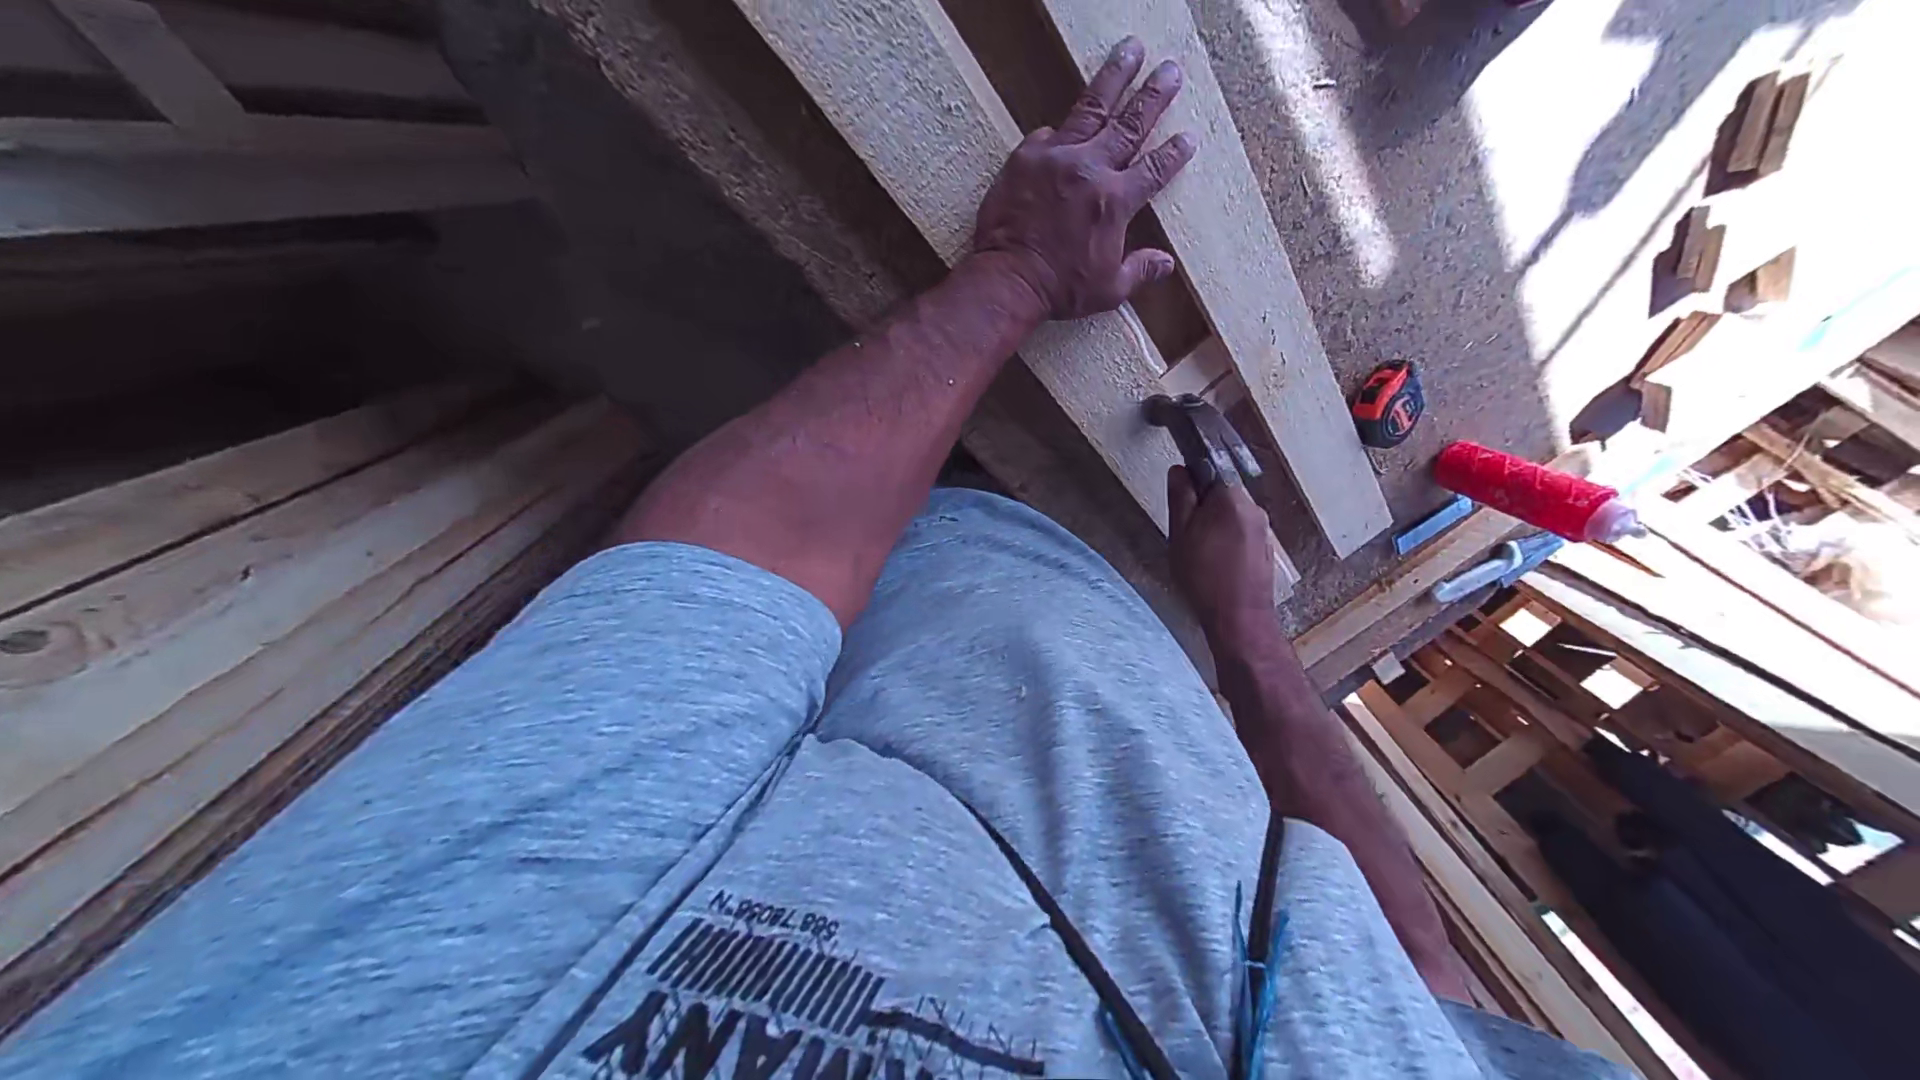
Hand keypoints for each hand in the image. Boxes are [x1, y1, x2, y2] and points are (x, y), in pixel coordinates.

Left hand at [971, 37, 1196, 319]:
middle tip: (1170, 70)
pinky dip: (1058, 130)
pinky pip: (1046, 135)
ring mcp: (1056, 159)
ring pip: (1092, 108)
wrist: (1009, 280)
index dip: (1173, 153)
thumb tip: (1166, 264)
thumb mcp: (1108, 289)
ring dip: (1114, 77)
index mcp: (1116, 202)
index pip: (1154, 169)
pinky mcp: (1025, 159)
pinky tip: (1063, 123)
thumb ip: (1139, 270)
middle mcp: (1091, 171)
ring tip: (1130, 50)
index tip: (1188, 137)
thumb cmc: (1060, 288)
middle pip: (1130, 123)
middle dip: (1154, 95)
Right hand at [1167, 465, 1276, 639]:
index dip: (1192, 478)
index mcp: (1232, 496)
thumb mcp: (1180, 533)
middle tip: (1183, 530)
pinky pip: (1241, 531)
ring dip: (1214, 523)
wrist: (1239, 618)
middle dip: (1202, 504)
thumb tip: (1180, 469)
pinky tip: (1215, 561)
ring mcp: (1264, 528)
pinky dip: (1226, 539)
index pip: (1211, 467)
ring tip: (1197, 549)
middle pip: (1223, 491)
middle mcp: (1253, 506)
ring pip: (1232, 513)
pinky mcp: (1266, 548)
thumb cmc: (1202, 574)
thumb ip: (1181, 497)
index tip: (1178, 497)